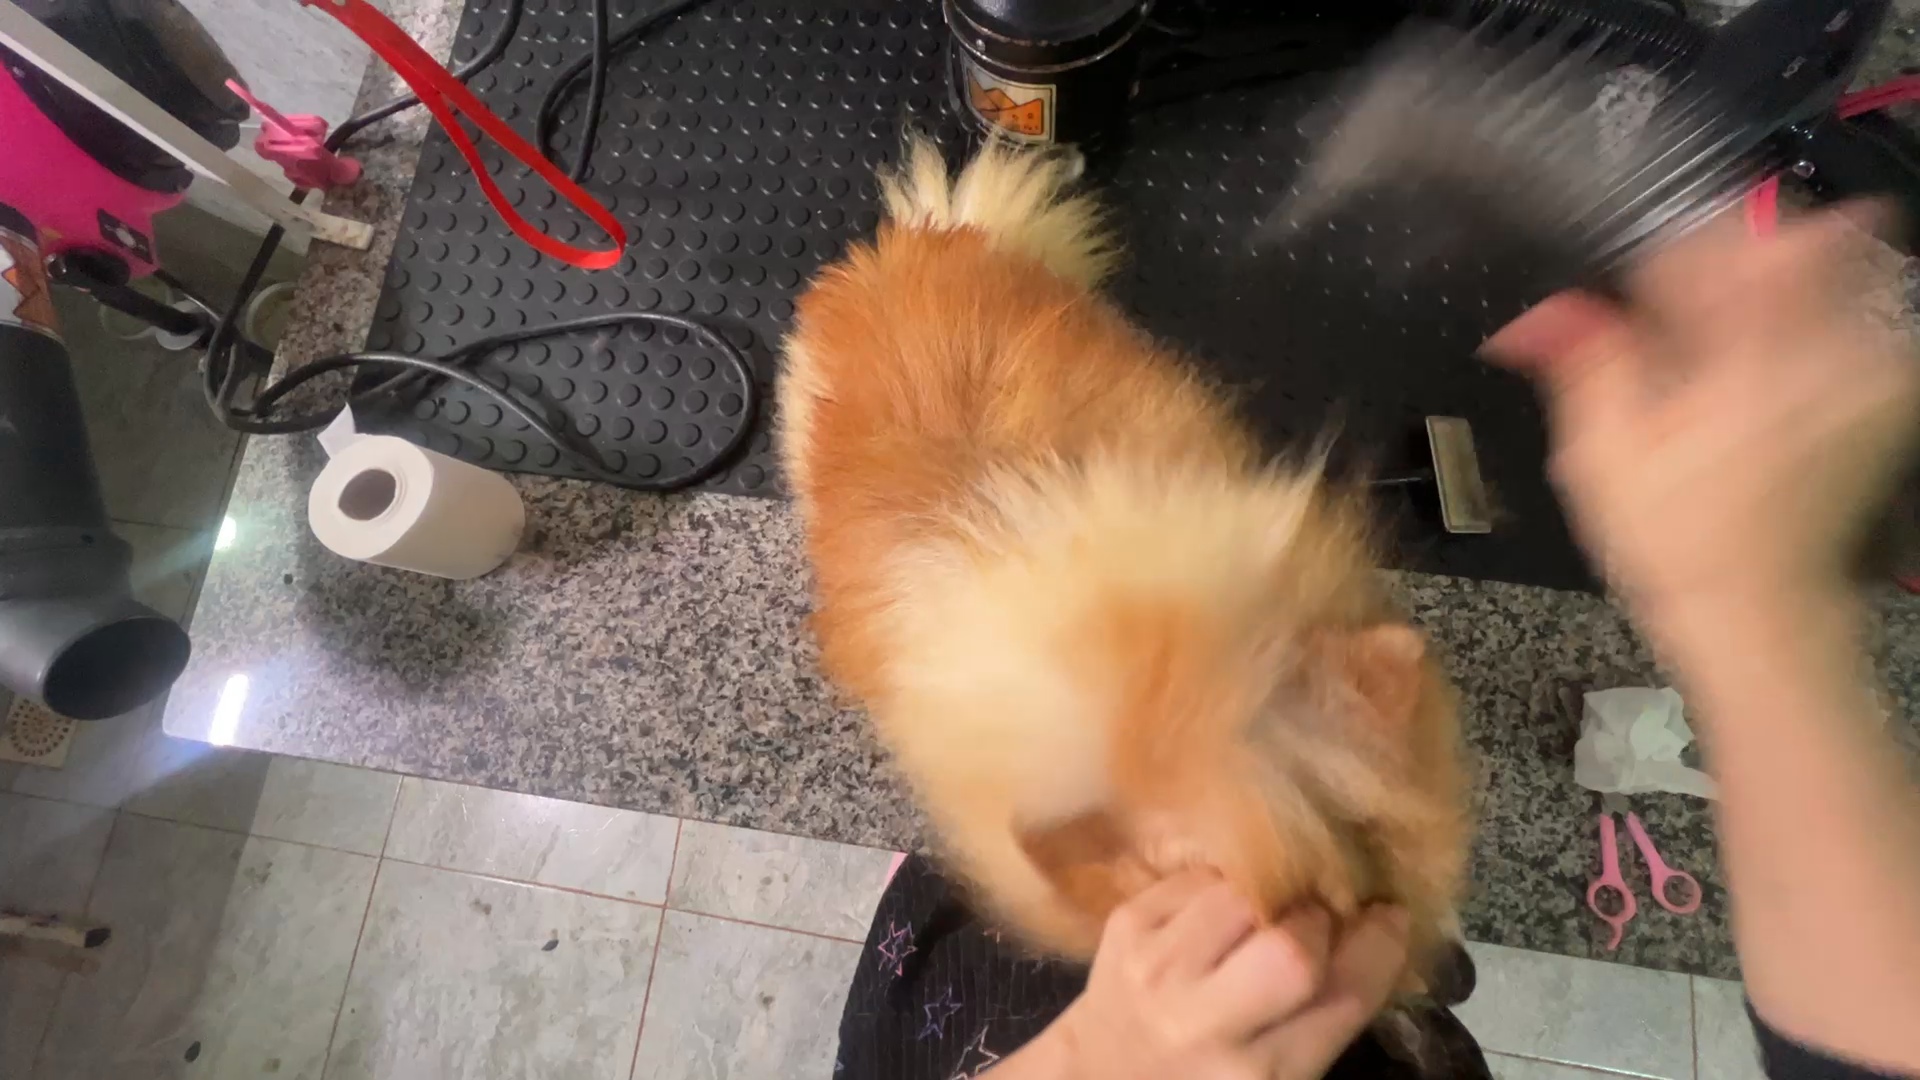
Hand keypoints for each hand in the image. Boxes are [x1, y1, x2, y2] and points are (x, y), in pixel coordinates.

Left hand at [1023, 872, 1409, 1079]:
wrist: (1102, 1068)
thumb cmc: (1201, 1074)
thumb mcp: (1273, 1071)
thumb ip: (1318, 1015)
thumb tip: (1366, 929)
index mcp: (1264, 1076)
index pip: (1340, 1000)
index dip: (1377, 949)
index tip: (1391, 913)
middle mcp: (1208, 1026)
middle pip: (1291, 952)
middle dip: (1314, 920)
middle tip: (1313, 914)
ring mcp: (1159, 970)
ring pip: (1237, 898)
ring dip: (1263, 891)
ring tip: (1263, 904)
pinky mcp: (1126, 924)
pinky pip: (1192, 878)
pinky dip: (1217, 880)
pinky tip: (1218, 899)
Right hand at [1483, 208, 1918, 624]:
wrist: (1750, 600)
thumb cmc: (1670, 536)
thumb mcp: (1600, 453)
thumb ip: (1583, 367)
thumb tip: (1538, 316)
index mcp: (1759, 366)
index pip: (1730, 245)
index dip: (1663, 242)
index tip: (1620, 267)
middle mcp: (1838, 352)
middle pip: (1788, 241)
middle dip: (1709, 260)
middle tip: (1652, 311)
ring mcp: (1874, 366)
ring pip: (1815, 270)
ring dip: (1737, 291)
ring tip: (1682, 353)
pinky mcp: (1881, 383)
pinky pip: (1831, 310)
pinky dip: (1769, 321)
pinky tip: (1719, 372)